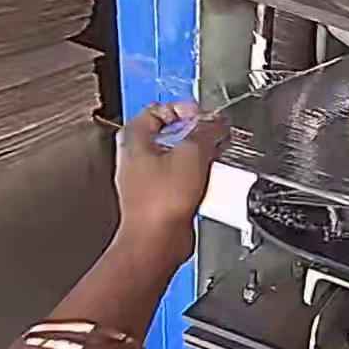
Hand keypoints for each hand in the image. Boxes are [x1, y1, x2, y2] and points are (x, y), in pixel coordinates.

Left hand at [113, 102, 227, 267]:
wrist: (158, 239)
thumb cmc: (161, 202)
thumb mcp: (192, 155)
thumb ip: (204, 133)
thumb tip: (213, 122)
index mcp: (135, 142)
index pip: (154, 110)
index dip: (180, 109)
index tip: (200, 116)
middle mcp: (136, 160)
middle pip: (167, 134)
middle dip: (193, 133)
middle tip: (211, 135)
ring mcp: (147, 180)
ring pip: (176, 156)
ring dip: (197, 155)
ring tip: (212, 158)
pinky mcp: (162, 197)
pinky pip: (182, 178)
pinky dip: (197, 176)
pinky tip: (208, 181)